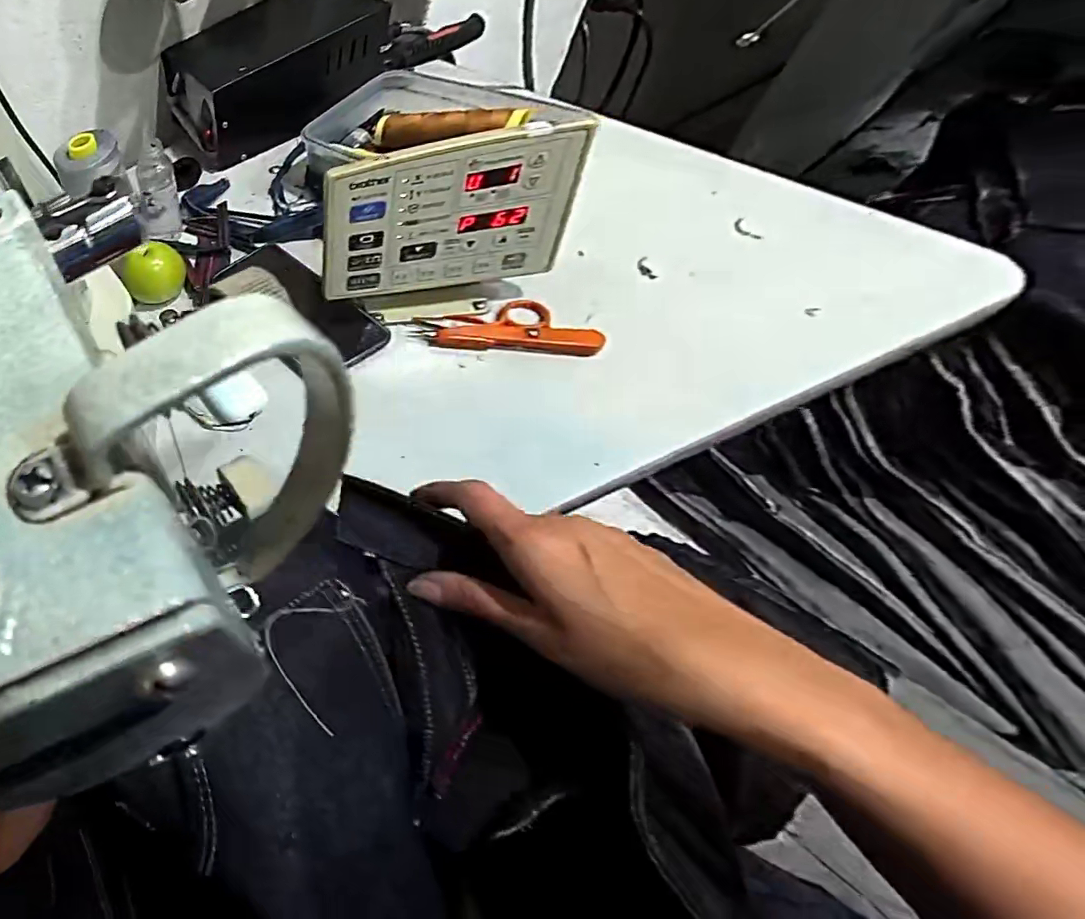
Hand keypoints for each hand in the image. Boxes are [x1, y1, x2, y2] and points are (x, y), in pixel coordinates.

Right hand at [405, 480, 867, 740]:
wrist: (744, 670)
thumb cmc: (625, 654)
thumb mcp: (541, 636)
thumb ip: (478, 601)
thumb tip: (420, 581)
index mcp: (533, 540)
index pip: (473, 496)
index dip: (439, 492)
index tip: (417, 503)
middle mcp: (564, 523)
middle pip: (509, 518)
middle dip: (483, 539)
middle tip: (474, 583)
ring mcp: (605, 532)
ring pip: (544, 534)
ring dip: (525, 554)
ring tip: (531, 603)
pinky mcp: (635, 548)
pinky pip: (577, 544)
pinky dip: (559, 561)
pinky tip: (582, 605)